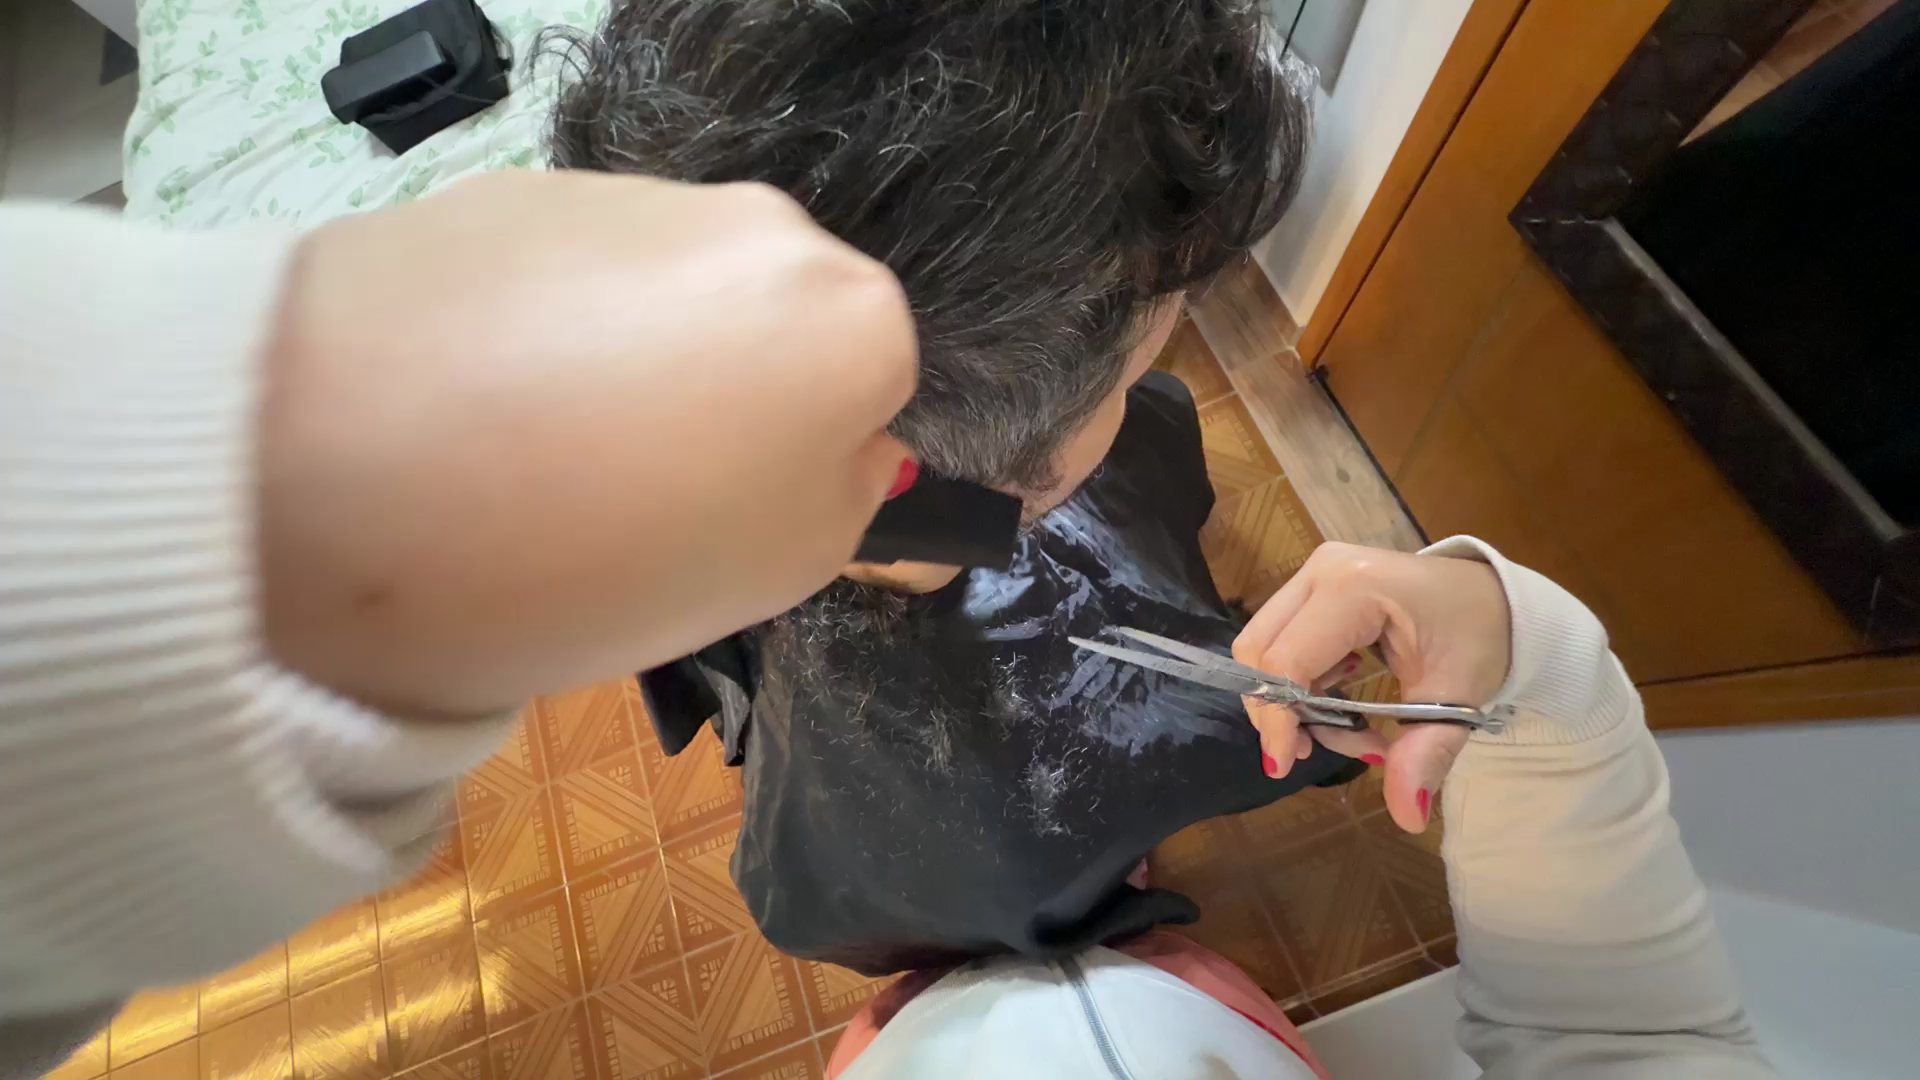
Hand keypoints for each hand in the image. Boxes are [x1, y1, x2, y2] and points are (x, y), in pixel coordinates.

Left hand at [257, 170, 915, 715]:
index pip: (881, 383)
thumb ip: (853, 487)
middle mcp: (769, 228)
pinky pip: (597, 273)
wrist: (344, 486)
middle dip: (753, 389)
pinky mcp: (527, 188)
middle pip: (790, 324)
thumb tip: (846, 440)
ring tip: (569, 441)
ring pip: (695, 294)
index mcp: (855, 319)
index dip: (821, 448)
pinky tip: (507, 391)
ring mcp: (645, 196)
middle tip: (667, 476)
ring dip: (665, 356)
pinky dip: (579, 327)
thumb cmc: (630, 552)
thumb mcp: (799, 562)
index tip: (753, 497)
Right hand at [1232, 543, 1511, 832]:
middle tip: (1308, 747)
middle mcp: (1319, 571)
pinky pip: (1277, 635)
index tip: (1284, 764)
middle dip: (1274, 707)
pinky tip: (1333, 692)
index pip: (1286, 659)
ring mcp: (1310, 572)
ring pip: (1260, 643)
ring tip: (1336, 723)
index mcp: (1355, 589)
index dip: (1278, 715)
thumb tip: (1407, 818)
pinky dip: (1293, 676)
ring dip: (1285, 695)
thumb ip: (1424, 753)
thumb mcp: (1459, 698)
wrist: (1497, 597)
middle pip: (1257, 648)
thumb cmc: (1482, 638)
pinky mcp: (1308, 583)